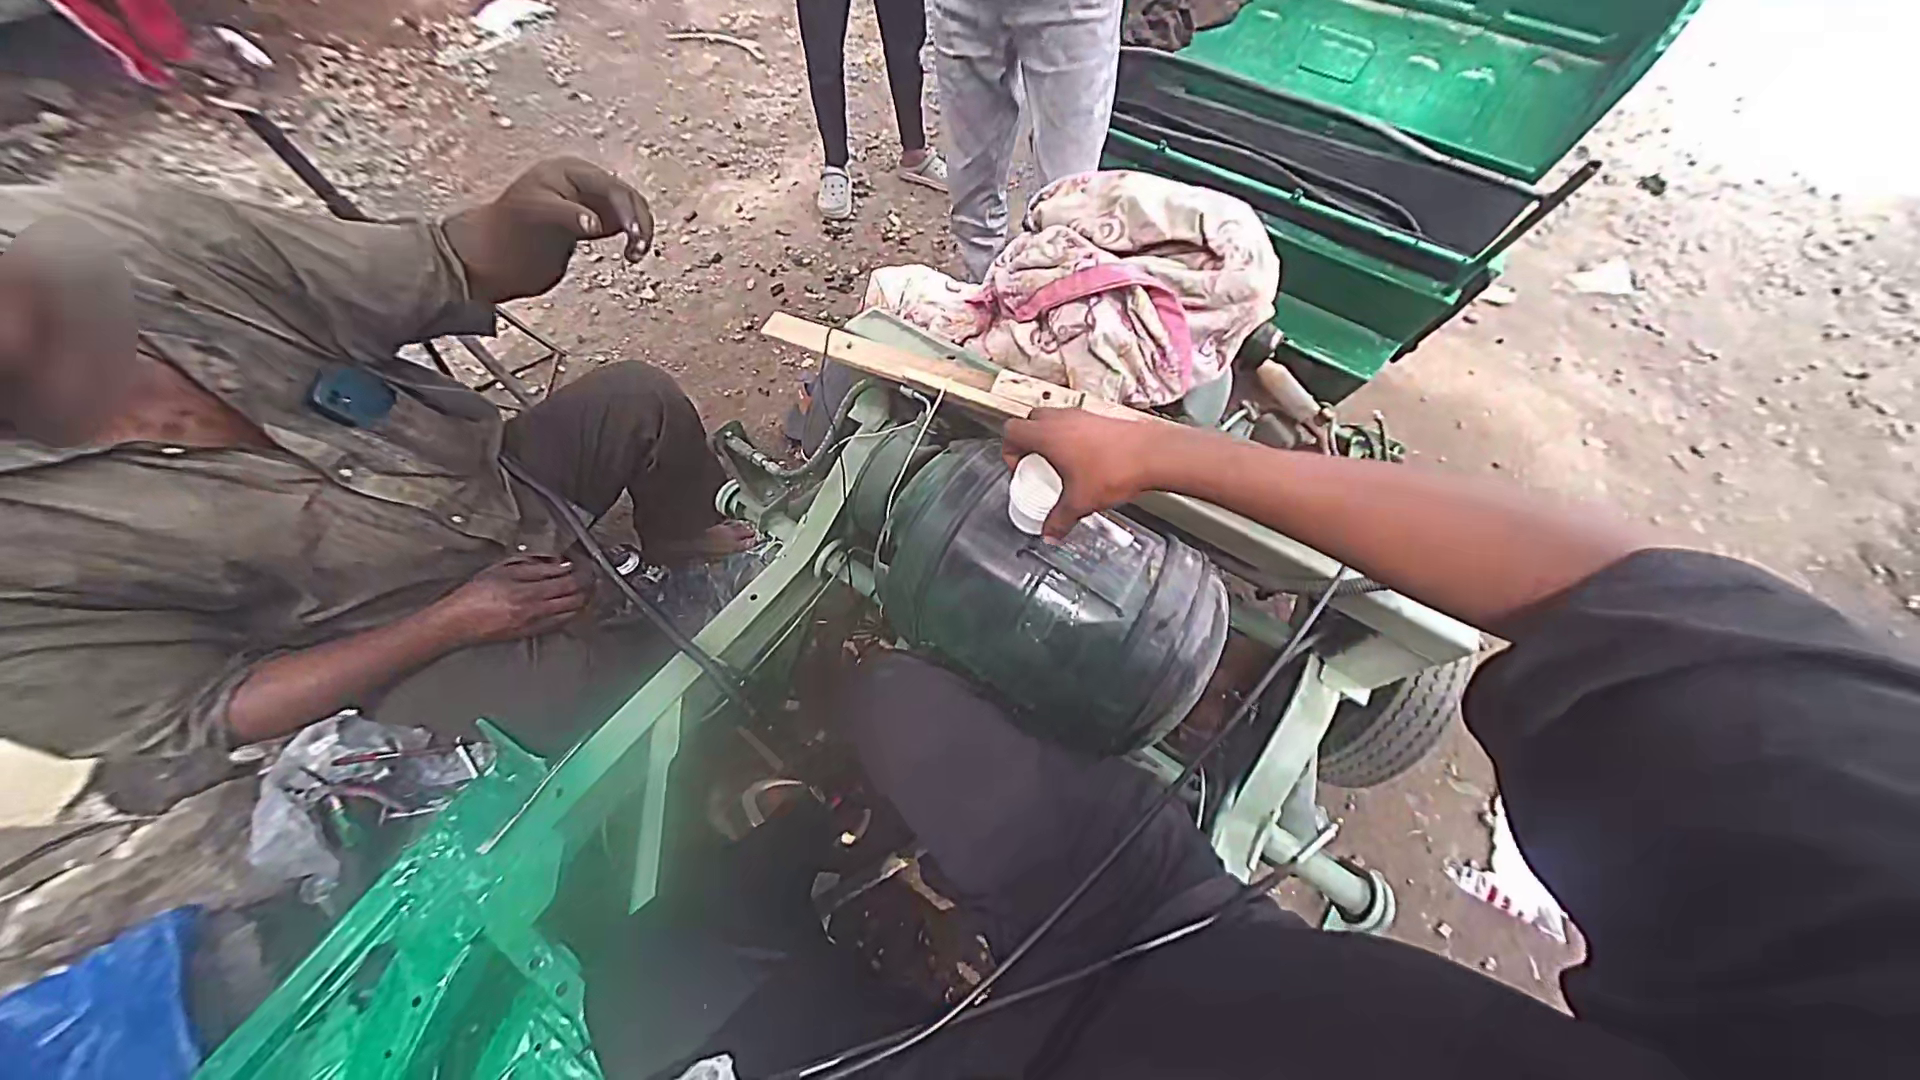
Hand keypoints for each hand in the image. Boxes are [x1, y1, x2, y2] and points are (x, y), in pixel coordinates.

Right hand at [428, 556, 592, 645]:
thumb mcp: (501, 570)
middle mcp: (534, 608)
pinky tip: (570, 601)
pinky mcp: (534, 632)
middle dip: (588, 584)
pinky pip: (563, 621)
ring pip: (575, 610)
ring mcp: (536, 622)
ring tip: (582, 586)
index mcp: (526, 590)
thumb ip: (533, 566)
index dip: (582, 570)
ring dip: (583, 597)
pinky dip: (573, 609)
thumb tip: (561, 563)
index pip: (568, 580)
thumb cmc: (473, 594)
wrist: (454, 623)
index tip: (583, 563)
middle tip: (589, 573)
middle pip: (577, 596)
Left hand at [444, 157, 654, 302]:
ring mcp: (588, 204)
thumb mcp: (537, 219)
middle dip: (639, 222)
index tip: (634, 237)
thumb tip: (595, 221)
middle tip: (639, 248)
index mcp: (568, 173)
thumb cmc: (506, 235)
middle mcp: (580, 185)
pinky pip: (623, 226)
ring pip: (630, 213)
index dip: (628, 211)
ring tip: (635, 254)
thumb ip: (568, 217)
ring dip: (640, 232)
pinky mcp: (591, 225)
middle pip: (627, 198)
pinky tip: (630, 254)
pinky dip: (633, 239)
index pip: (612, 188)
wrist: (491, 257)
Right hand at [1001, 408, 1186, 537]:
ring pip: (1054, 419)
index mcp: (1047, 435)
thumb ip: (1059, 520)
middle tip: (1036, 464)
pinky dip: (1073, 437)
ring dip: (1051, 437)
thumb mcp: (1080, 502)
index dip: (1009, 450)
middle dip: (1028, 442)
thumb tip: (1050, 533)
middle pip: (1030, 421)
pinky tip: (1085, 460)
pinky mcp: (1101, 418)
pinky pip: (1076, 422)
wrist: (1153, 455)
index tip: (1020, 468)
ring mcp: (1083, 415)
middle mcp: (1062, 419)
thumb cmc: (1114, 470)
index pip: (1011, 431)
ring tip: (1061, 463)